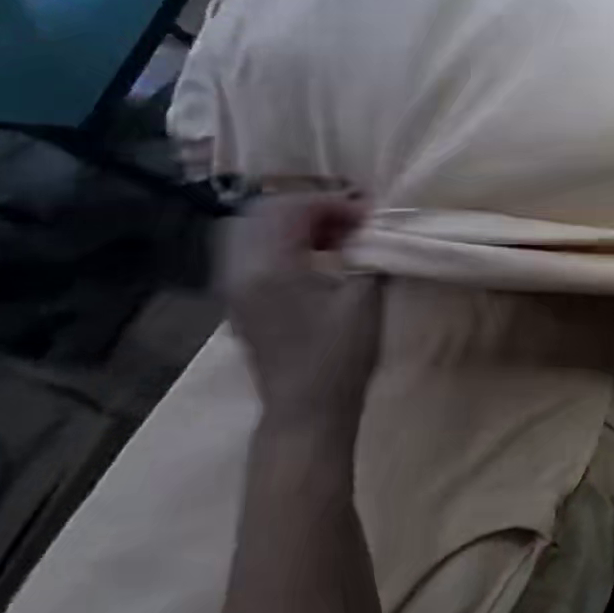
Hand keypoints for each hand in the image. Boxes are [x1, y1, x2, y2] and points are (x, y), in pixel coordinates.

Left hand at [218, 192, 383, 434]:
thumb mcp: (366, 299)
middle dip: (312, 207)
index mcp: (269, 266)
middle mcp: (240, 270)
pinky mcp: (240, 301)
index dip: (335, 203)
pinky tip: (317, 260)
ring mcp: (234, 287)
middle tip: (352, 222)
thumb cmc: (341, 354)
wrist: (307, 409)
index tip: (372, 216)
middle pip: (263, 211)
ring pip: (253, 230)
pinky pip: (252, 252)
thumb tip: (379, 233)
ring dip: (296, 224)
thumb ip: (370, 256)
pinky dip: (284, 243)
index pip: (292, 207)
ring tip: (336, 238)